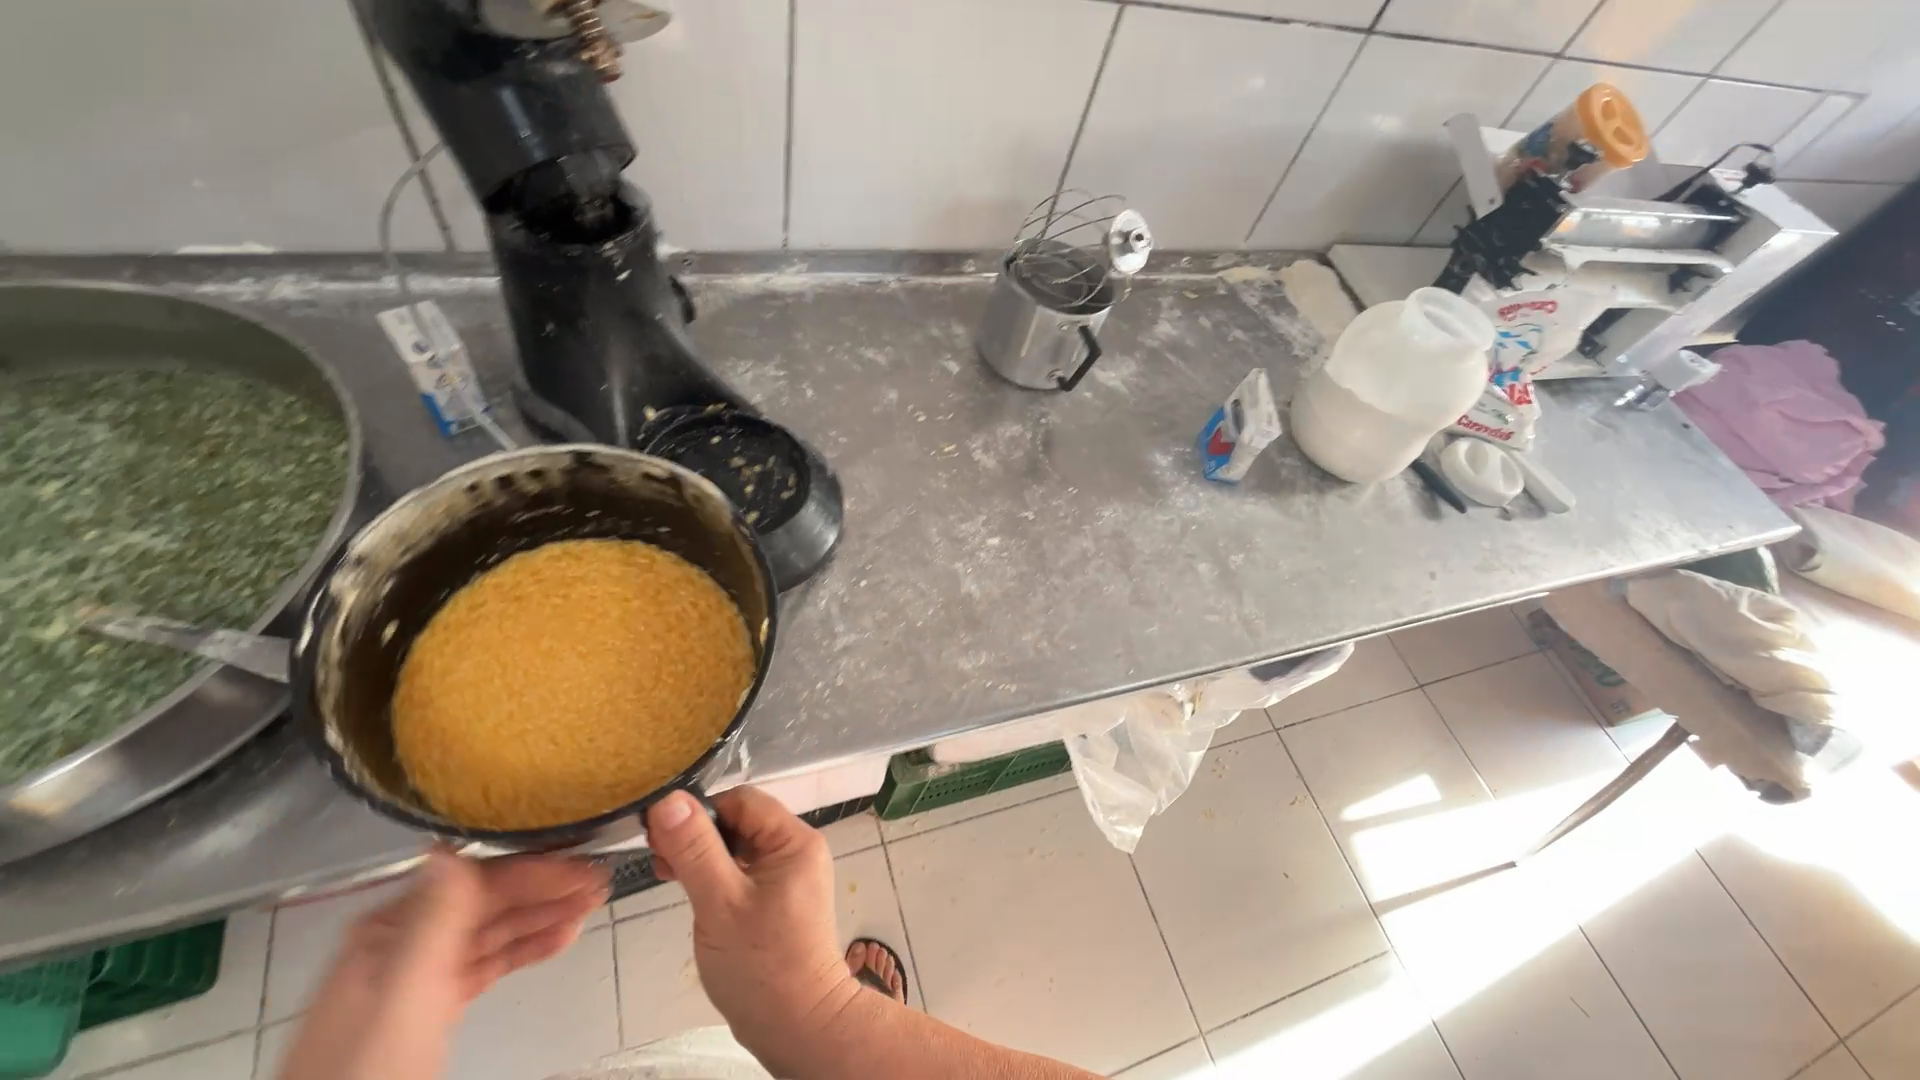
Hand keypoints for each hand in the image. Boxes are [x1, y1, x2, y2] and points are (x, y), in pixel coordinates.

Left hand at [275, 851, 607, 1079]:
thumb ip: (432, 921)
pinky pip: (488, 962)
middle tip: (601, 878)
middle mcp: (406, 940)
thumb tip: (449, 844)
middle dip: (547, 888)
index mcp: (393, 928)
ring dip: (544, 914)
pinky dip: (525, 948)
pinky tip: (559, 940)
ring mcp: (418, 974)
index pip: (477, 881)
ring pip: (494, 930)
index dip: (533, 869)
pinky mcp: (432, 1004)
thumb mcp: (404, 994)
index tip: (583, 861)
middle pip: (489, 901)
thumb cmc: (370, 1069)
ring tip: (592, 904)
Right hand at [645, 788, 863, 1074]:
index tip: (663, 837)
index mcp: (794, 839)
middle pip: (739, 821)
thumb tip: (668, 800)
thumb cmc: (761, 963)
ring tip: (669, 876)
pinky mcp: (775, 896)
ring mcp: (787, 873)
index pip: (742, 801)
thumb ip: (695, 849)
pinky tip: (689, 891)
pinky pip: (741, 869)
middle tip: (660, 862)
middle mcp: (796, 848)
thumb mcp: (720, 902)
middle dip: (698, 835)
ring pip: (736, 845)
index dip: (702, 813)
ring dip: (702, 856)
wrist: (796, 1023)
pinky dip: (714, 875)